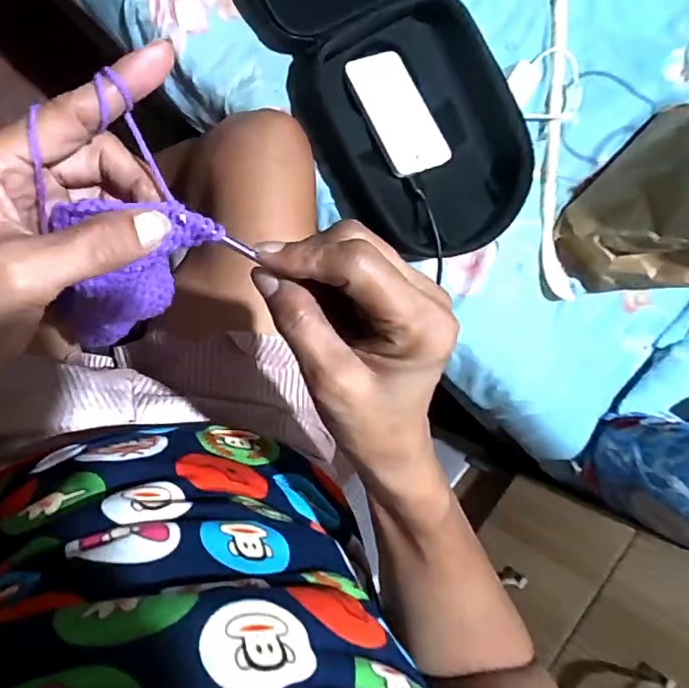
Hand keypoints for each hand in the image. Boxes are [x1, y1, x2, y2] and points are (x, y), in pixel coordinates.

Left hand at [0, 42, 177, 369]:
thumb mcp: (26, 274)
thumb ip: (94, 245)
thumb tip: (162, 224)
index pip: (65, 115)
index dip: (116, 86)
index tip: (162, 53)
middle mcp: (14, 172)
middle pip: (90, 153)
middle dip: (130, 179)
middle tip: (163, 221)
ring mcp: (30, 202)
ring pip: (97, 184)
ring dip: (130, 206)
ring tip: (155, 239)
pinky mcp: (43, 232)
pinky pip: (92, 214)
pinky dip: (118, 226)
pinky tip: (138, 245)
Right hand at [252, 221, 457, 487]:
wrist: (392, 445)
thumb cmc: (364, 423)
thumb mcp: (327, 380)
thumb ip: (298, 323)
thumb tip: (264, 274)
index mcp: (421, 321)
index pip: (359, 261)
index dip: (305, 255)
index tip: (260, 262)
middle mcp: (428, 294)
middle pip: (359, 243)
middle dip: (308, 253)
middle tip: (269, 274)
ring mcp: (418, 288)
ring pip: (356, 244)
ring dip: (313, 258)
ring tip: (285, 285)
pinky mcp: (401, 289)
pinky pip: (356, 259)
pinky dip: (322, 268)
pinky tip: (305, 290)